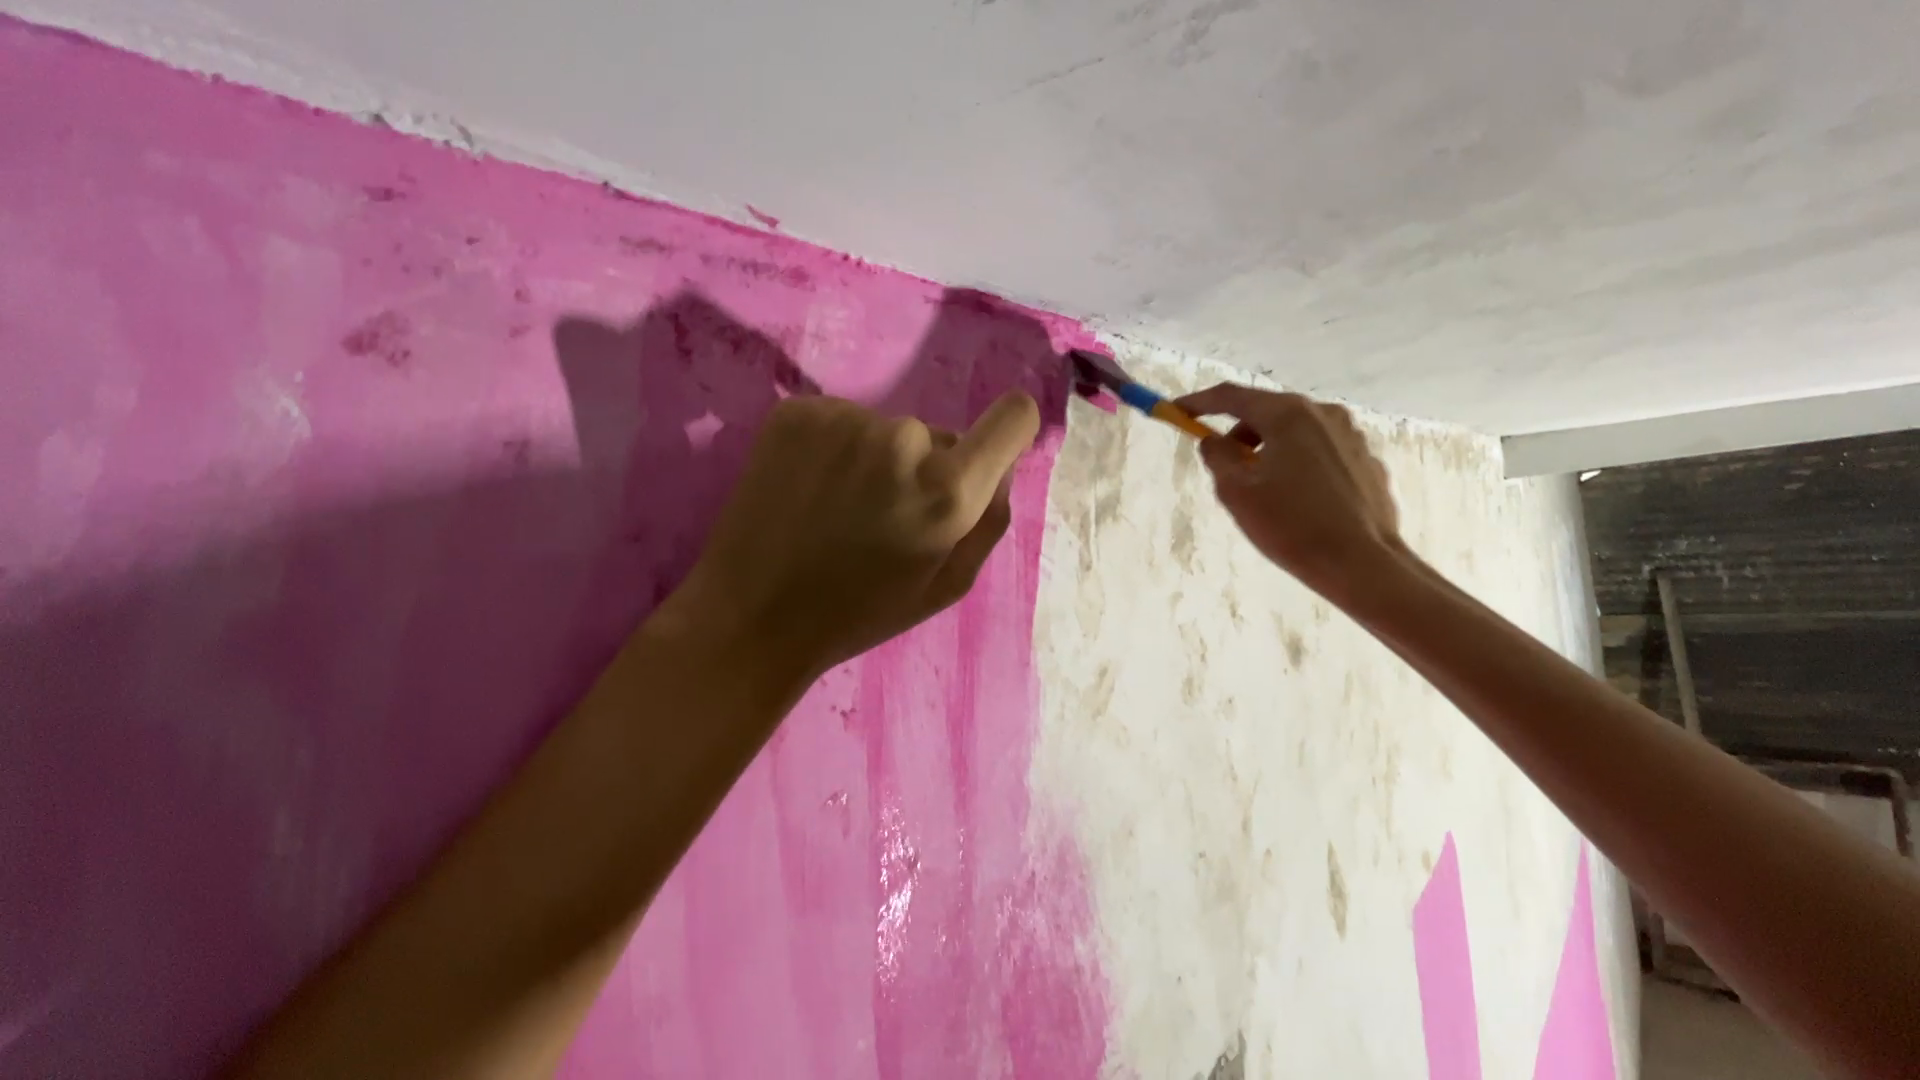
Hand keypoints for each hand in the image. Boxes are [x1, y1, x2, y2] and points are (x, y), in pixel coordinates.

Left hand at [662, 390, 1040, 677]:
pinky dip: (831, 450)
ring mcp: (844, 419)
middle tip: (878, 520)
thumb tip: (1000, 466)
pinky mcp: (796, 411)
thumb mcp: (947, 587)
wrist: (750, 615)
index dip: (1008, 432)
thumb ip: (990, 520)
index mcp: (947, 490)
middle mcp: (902, 438)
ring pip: (884, 430)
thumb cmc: (858, 612)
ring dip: (872, 461)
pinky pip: (840, 422)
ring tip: (834, 511)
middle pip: (936, 436)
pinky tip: (807, 491)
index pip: (1013, 417)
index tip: (984, 456)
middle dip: (921, 470)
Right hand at [1173, 383, 1400, 595]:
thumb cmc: (1291, 525)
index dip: (1199, 402)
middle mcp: (1323, 413)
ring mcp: (1351, 435)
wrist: (1362, 563)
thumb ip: (1217, 457)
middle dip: (1240, 433)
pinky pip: (1321, 452)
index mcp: (1288, 415)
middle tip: (1226, 467)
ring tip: (1265, 490)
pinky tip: (1299, 501)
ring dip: (1271, 449)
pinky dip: (1300, 464)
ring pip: (1296, 432)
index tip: (1177, 410)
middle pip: (1268, 412)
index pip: (1232, 396)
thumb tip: (1213, 441)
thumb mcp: (1237, 492)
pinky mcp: (1367, 460)